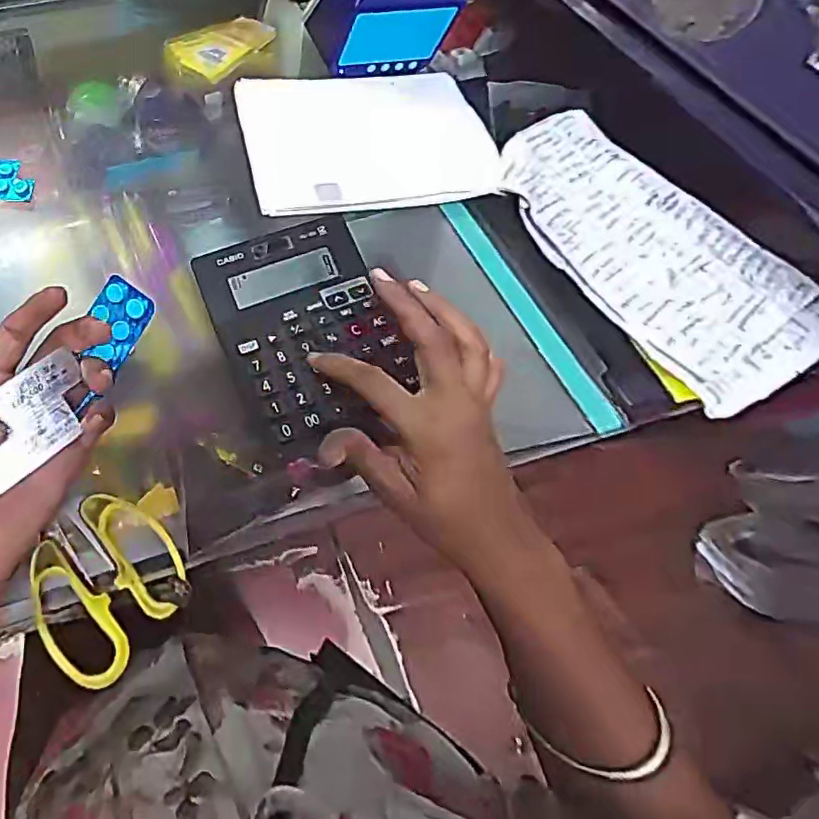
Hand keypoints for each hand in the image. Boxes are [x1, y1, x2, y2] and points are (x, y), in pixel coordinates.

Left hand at [0, 287, 116, 603]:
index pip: (9, 345)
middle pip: (53, 359)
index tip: (56, 297)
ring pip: (77, 390)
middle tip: (99, 328)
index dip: (32, 317)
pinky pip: (88, 432)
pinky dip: (98, 417)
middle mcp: (17, 409)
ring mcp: (43, 436)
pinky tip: (92, 415)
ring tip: (95, 374)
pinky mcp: (63, 464)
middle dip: (77, 336)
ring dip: (93, 373)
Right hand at [308, 269, 527, 567]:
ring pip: (468, 340)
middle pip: (434, 339)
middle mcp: (456, 402)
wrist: (501, 539)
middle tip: (382, 278)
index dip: (342, 367)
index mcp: (428, 424)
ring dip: (442, 308)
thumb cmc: (446, 520)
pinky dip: (472, 337)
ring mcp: (477, 400)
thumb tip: (327, 442)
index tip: (318, 358)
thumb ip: (362, 458)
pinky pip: (486, 361)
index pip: (375, 382)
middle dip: (407, 304)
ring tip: (417, 286)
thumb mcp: (396, 494)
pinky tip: (457, 327)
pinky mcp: (487, 405)